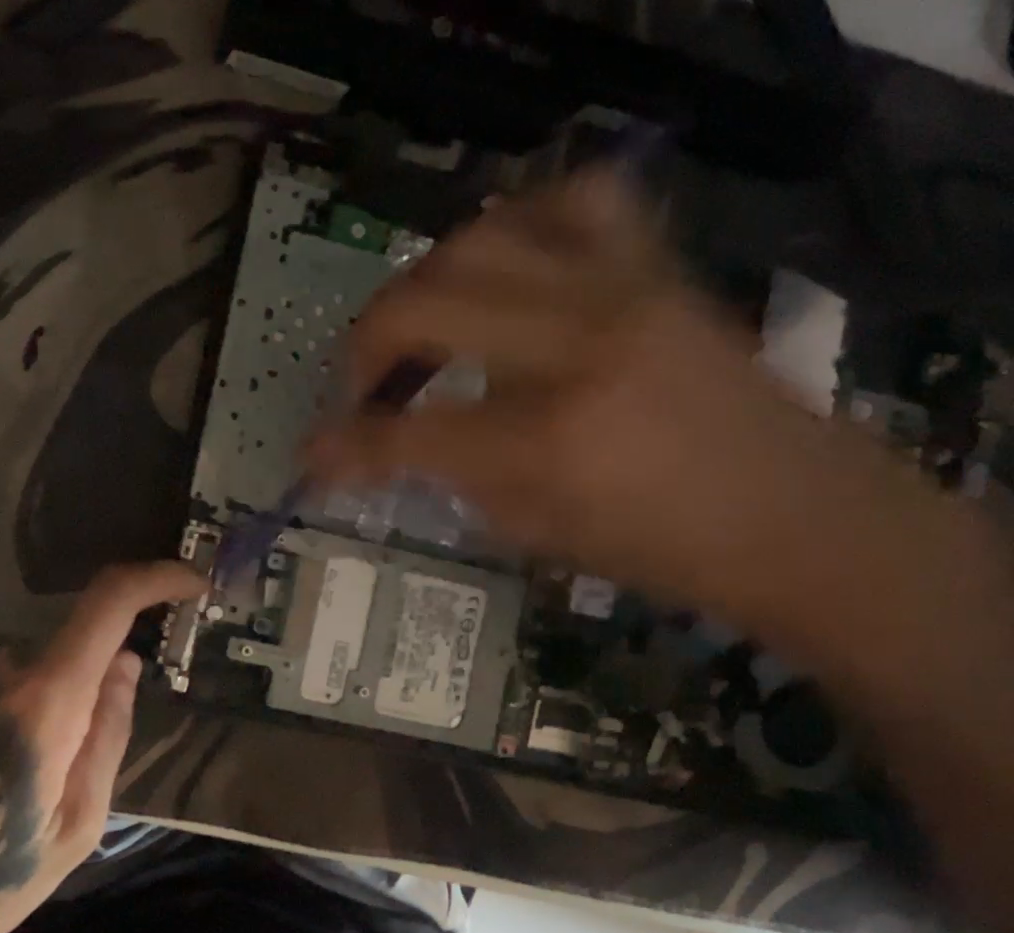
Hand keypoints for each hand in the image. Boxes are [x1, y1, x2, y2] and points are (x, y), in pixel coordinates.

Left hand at [0, 561, 206, 932]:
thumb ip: (107, 735)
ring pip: (26, 670)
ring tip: (4, 793)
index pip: (106, 604)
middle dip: (82, 694)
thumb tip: (126, 663)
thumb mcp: (73, 828)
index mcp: (41, 700)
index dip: (155, 579)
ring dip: (35, 712)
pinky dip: (0, 715)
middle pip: (66, 650)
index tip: (189, 582)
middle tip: (61, 778)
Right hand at [305, 170, 905, 608]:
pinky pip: (577, 202)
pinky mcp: (657, 271)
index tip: (309, 455)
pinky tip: (503, 267)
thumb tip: (377, 444)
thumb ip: (445, 475)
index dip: (339, 447)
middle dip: (363, 348)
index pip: (402, 432)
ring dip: (425, 280)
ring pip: (481, 236)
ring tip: (422, 324)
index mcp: (546, 439)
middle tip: (363, 387)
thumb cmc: (661, 548)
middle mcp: (578, 347)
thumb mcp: (530, 530)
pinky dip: (520, 223)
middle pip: (421, 305)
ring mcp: (623, 293)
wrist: (805, 519)